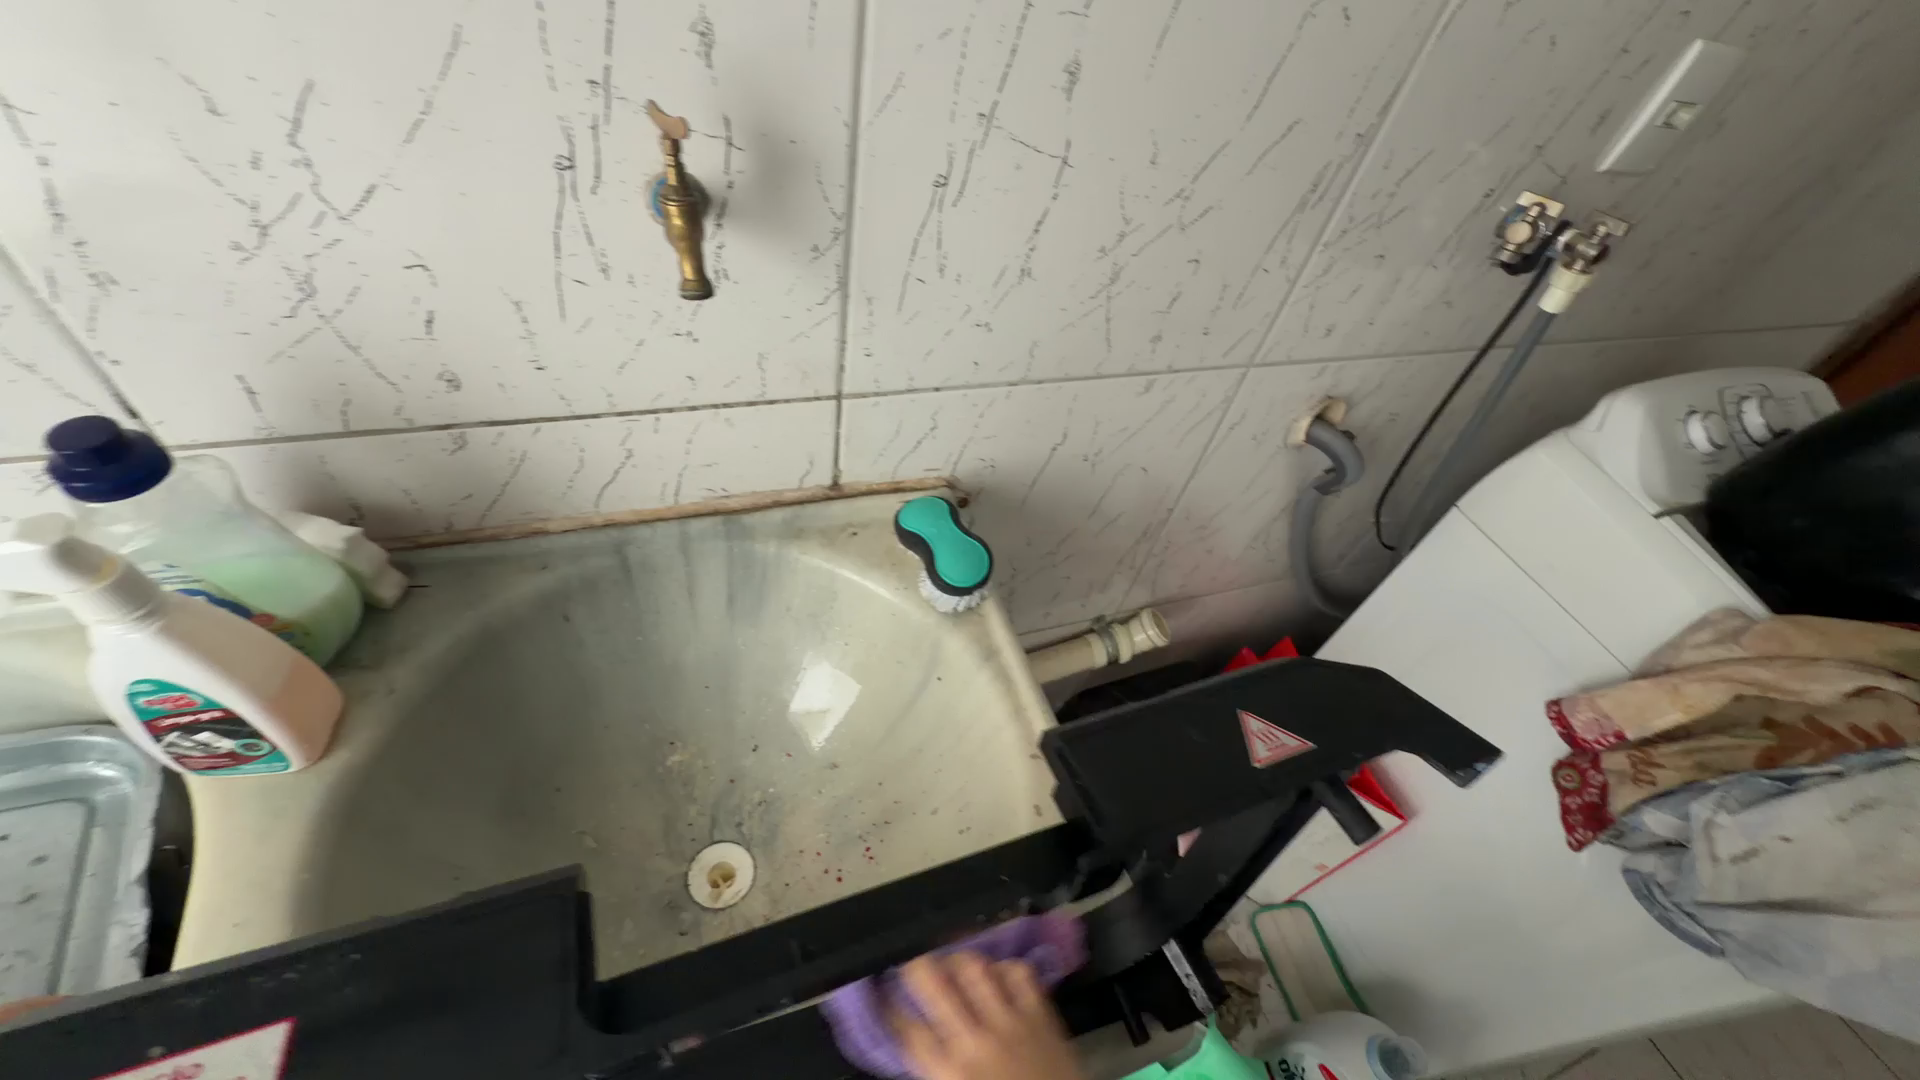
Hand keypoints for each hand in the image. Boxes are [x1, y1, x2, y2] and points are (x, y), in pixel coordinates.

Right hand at [889, 953, 1084, 1079]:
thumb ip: (937, 1070)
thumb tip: (917, 1040)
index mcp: (949, 1074)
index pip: (907, 1029)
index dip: (890, 1007)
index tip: (884, 995)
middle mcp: (973, 1041)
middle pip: (933, 983)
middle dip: (916, 967)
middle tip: (915, 966)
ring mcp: (1009, 1022)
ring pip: (974, 967)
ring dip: (960, 962)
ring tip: (955, 965)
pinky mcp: (1040, 1014)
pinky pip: (1019, 972)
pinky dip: (1005, 968)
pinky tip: (999, 976)